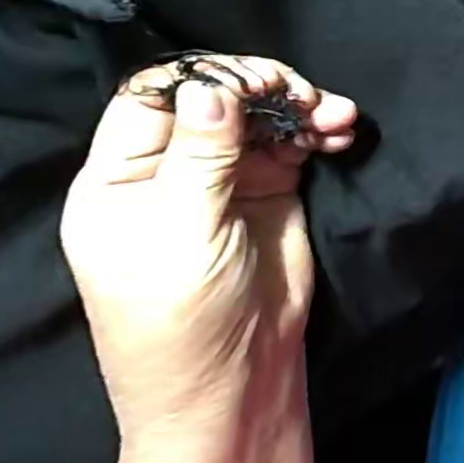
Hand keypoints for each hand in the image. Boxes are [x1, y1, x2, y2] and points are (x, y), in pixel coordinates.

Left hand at [61, 55, 356, 444]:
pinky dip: (319, 128)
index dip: (201, 77)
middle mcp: (172, 164)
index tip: (249, 82)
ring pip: (260, 111)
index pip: (152, 96)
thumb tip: (209, 84)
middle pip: (215, 94)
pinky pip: (294, 138)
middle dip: (261, 86)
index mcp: (122, 174)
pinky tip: (341, 131)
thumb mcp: (183, 235)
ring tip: (334, 115)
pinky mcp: (270, 183)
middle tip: (299, 94)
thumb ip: (199, 155)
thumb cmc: (184, 321)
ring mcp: (224, 171)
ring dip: (301, 104)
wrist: (241, 385)